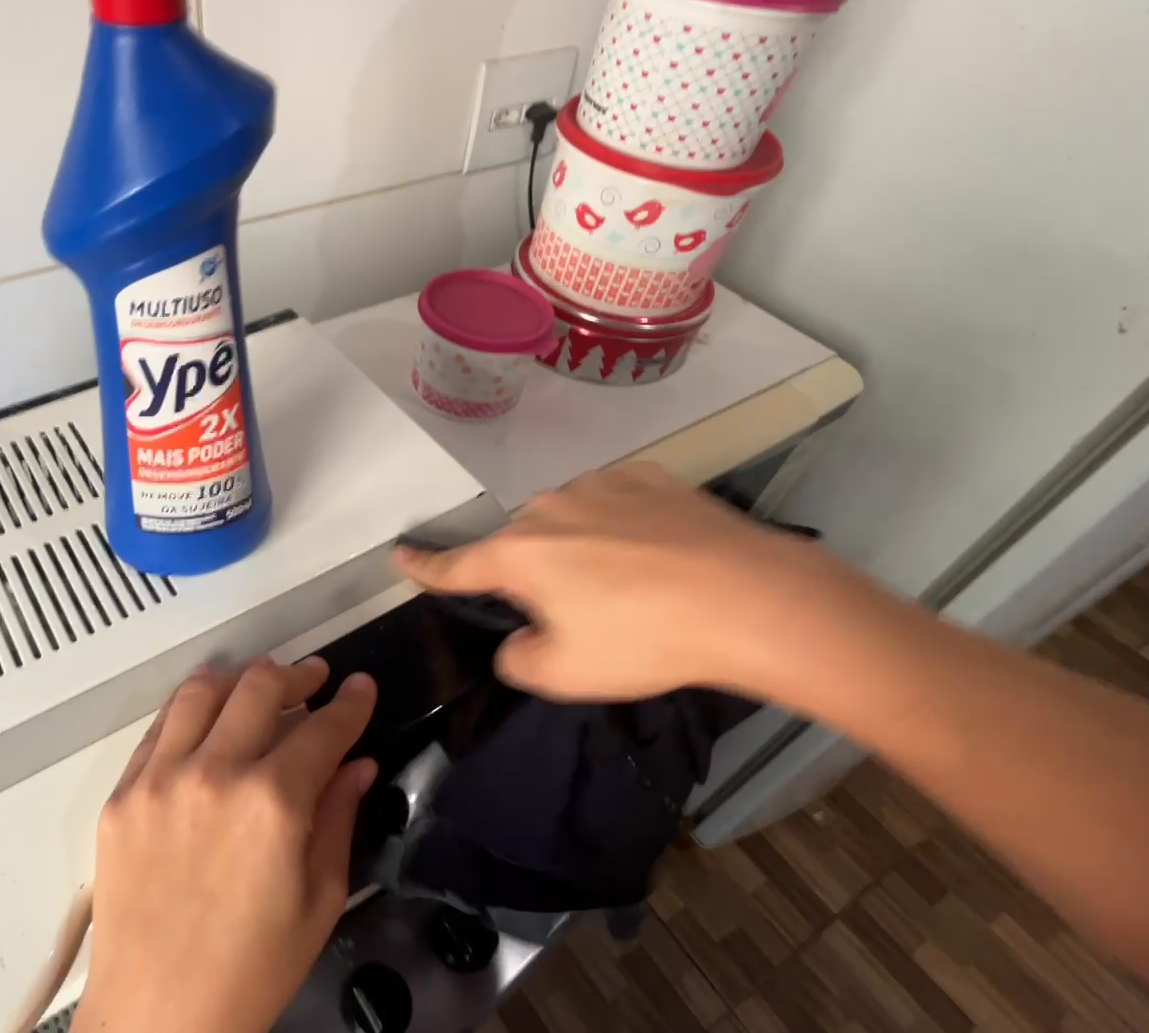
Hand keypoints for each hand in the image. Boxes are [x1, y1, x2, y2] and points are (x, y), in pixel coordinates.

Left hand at [74, 658, 377, 1032]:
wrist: (158, 1015)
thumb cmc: (249, 970)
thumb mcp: (318, 899)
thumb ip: (338, 817)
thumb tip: (356, 766)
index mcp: (272, 802)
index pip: (323, 728)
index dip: (350, 703)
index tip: (360, 689)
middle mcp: (213, 774)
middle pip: (260, 687)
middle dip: (297, 675)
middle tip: (314, 679)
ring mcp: (159, 779)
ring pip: (201, 691)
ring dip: (239, 679)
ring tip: (258, 686)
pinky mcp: (123, 795)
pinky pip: (157, 728)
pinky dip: (189, 711)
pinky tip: (206, 719)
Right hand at [394, 462, 886, 701]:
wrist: (748, 598)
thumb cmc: (643, 640)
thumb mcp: (564, 673)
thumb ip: (518, 658)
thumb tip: (520, 638)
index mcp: (519, 554)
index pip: (456, 565)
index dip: (425, 566)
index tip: (400, 554)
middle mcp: (547, 508)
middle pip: (522, 545)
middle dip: (534, 574)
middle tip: (579, 613)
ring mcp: (599, 484)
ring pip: (568, 520)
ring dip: (579, 548)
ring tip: (631, 585)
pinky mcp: (647, 475)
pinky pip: (613, 502)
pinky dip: (620, 526)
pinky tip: (657, 554)